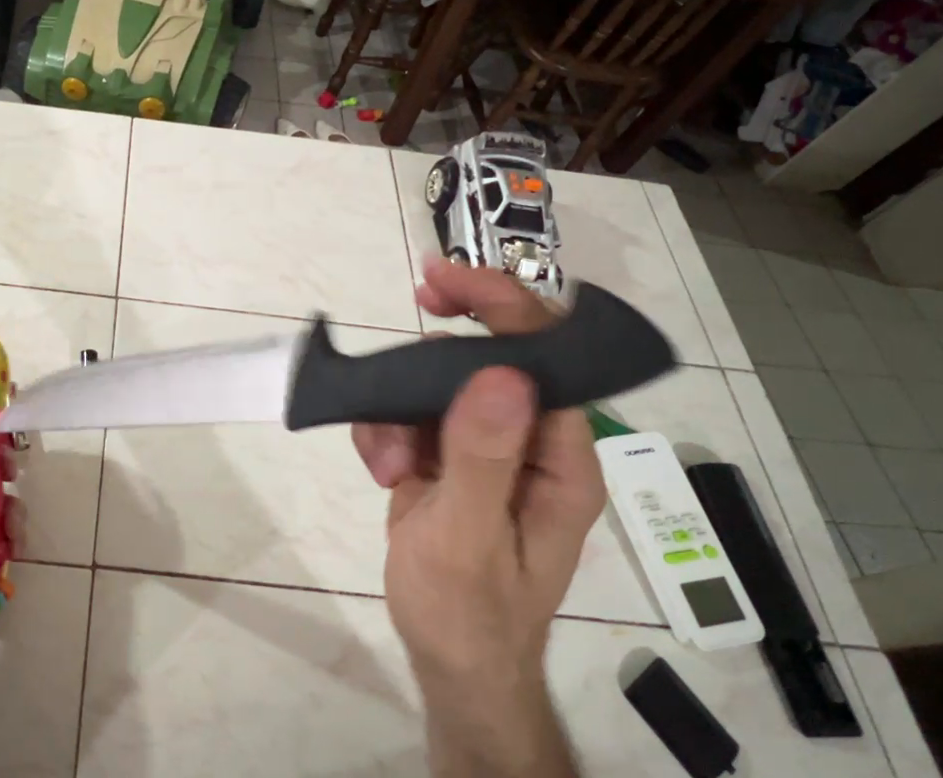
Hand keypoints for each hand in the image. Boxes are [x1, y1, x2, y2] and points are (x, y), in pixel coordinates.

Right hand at [354, 257, 604, 776]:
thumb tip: (499, 371)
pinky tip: (381, 471)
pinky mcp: (451, 461)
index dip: (502, 306)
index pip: (545, 357)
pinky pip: (413, 416)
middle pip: (489, 359)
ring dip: (399, 409)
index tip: (442, 279)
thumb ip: (482, 455)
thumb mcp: (468, 538)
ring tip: (386, 463)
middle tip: (408, 316)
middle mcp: (532, 444)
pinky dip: (386, 431)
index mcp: (560, 458)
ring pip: (439, 386)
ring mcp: (488, 451)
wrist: (448, 664)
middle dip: (435, 356)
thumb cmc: (467, 613)